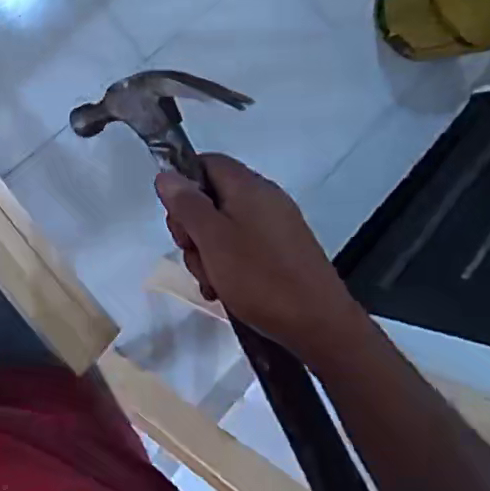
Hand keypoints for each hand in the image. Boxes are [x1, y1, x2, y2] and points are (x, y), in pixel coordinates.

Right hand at [155, 155, 366, 363]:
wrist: (322, 328)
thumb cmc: (260, 278)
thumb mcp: (211, 239)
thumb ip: (186, 204)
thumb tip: (167, 175)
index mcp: (249, 186)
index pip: (205, 162)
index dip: (183, 184)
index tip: (176, 218)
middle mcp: (265, 199)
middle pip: (211, 196)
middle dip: (192, 225)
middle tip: (192, 252)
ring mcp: (277, 226)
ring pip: (223, 225)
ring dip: (207, 251)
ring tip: (210, 281)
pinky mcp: (283, 252)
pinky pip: (243, 246)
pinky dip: (227, 263)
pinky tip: (223, 290)